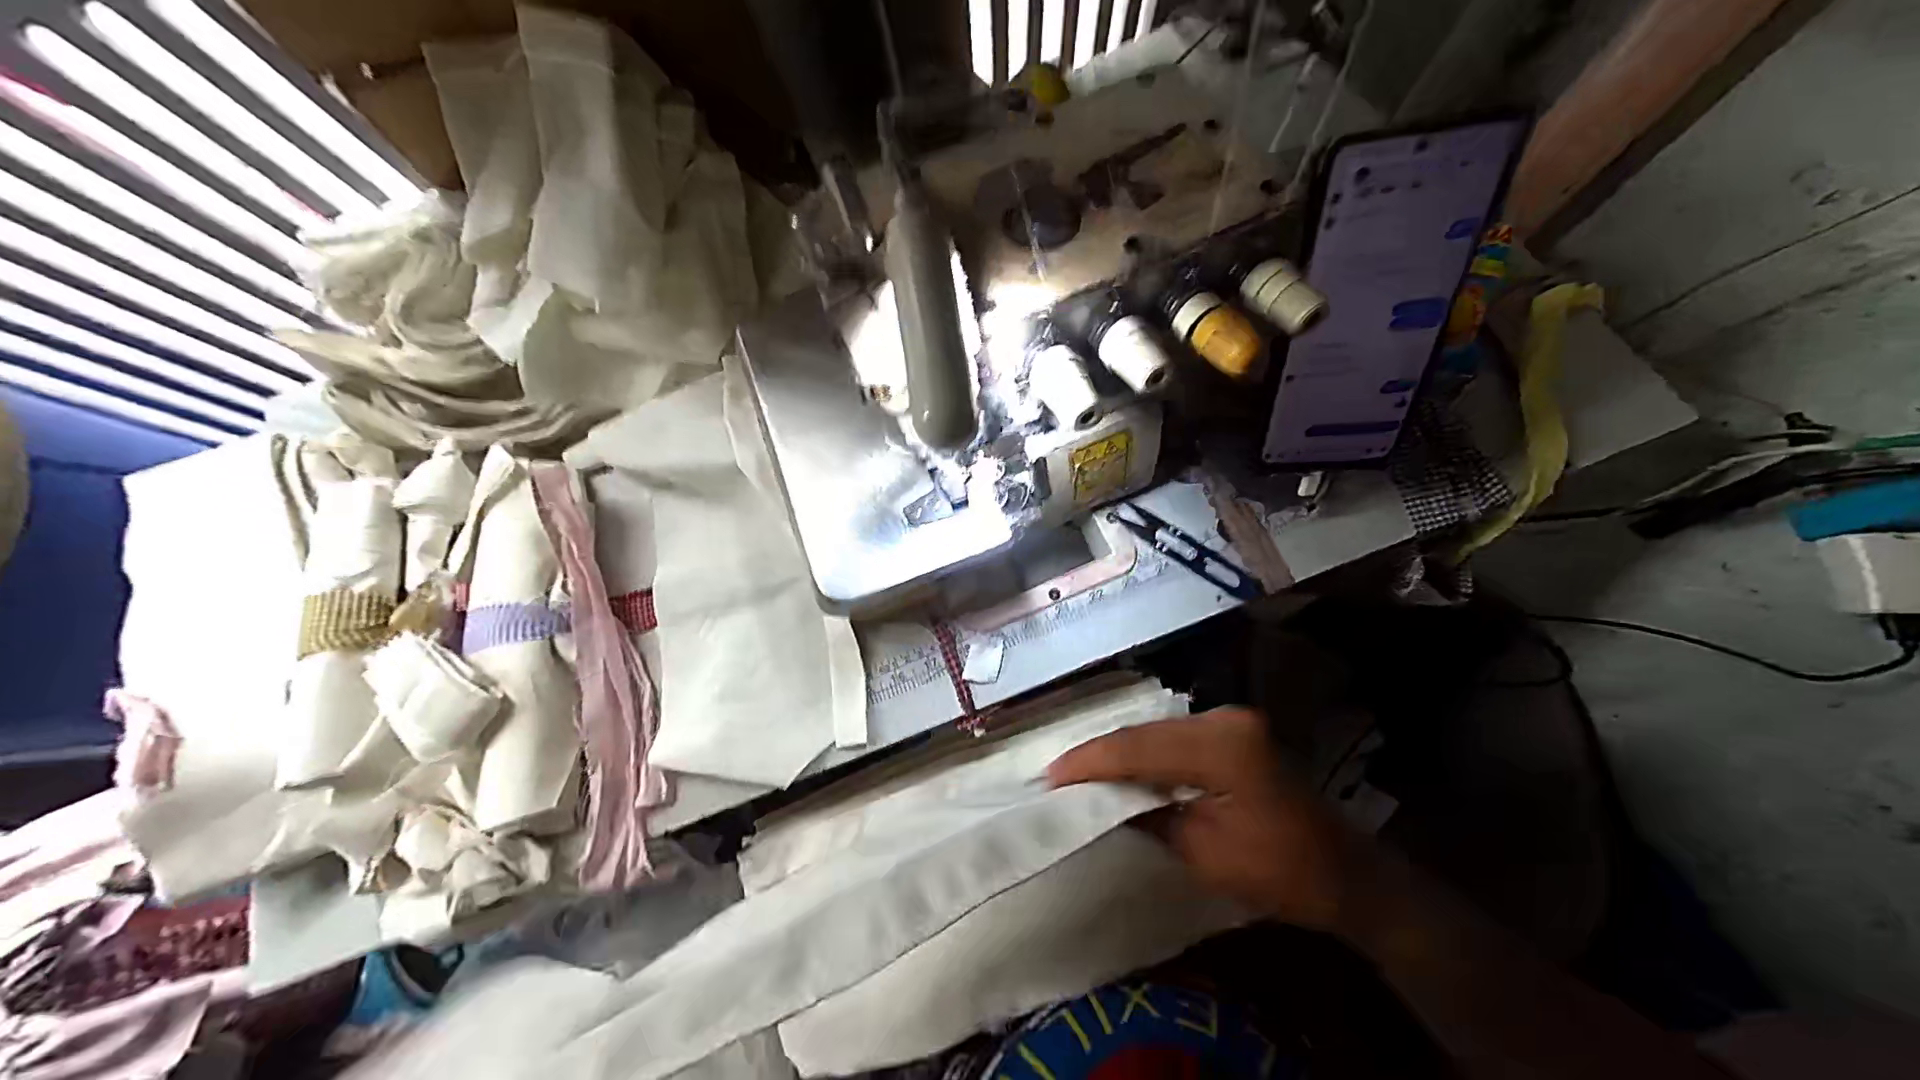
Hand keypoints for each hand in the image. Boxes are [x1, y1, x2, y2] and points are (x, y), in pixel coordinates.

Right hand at [1047, 706, 1370, 932]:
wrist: (1349, 875)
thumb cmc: (1281, 874)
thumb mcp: (1204, 853)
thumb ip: (1148, 816)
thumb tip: (1100, 801)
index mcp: (1223, 746)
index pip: (1138, 747)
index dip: (1090, 762)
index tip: (1049, 778)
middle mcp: (1225, 719)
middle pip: (1144, 732)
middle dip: (1099, 755)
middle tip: (1057, 777)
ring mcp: (1231, 721)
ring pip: (1155, 732)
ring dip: (1119, 753)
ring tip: (1078, 774)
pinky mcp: (1232, 731)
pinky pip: (1173, 738)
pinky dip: (1144, 754)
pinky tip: (1121, 770)